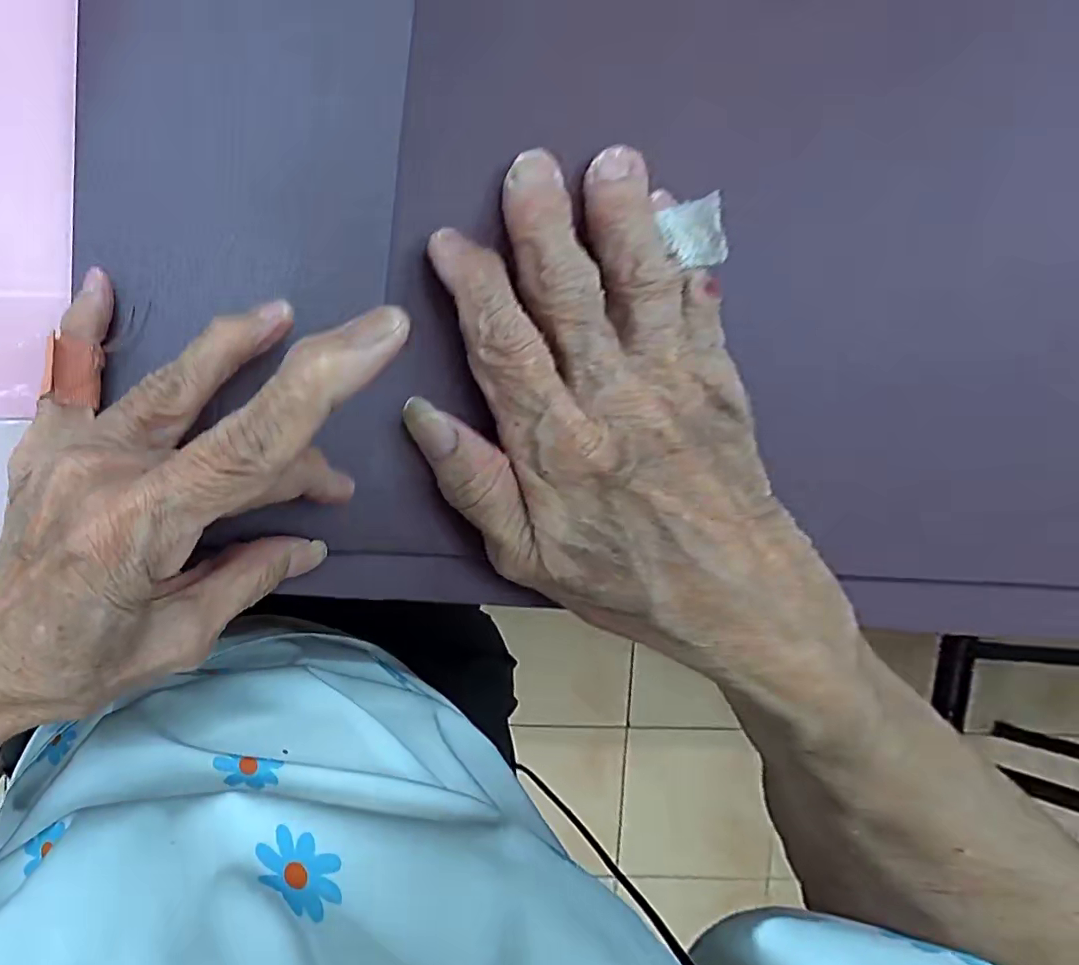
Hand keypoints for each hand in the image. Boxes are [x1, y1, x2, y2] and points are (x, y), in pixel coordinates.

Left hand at [0, 271, 409, 797]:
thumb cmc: (81, 666)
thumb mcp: (176, 640)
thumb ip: (243, 580)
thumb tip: (305, 542)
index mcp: (143, 526)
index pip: (249, 445)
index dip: (318, 386)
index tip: (378, 334)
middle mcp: (105, 472)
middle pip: (212, 408)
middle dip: (293, 377)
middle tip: (356, 353)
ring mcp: (67, 454)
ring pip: (159, 387)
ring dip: (221, 350)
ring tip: (272, 319)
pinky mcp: (42, 451)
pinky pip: (67, 380)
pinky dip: (84, 332)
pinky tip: (100, 285)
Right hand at [402, 146, 859, 690]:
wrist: (741, 601)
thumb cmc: (613, 578)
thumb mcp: (518, 551)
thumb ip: (471, 481)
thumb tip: (421, 416)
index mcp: (555, 443)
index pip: (504, 347)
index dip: (475, 288)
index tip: (450, 243)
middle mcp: (614, 400)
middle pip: (572, 299)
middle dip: (544, 230)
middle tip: (527, 169)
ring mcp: (676, 384)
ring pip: (641, 287)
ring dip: (622, 221)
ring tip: (609, 163)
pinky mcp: (722, 383)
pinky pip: (700, 309)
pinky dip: (685, 257)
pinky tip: (675, 214)